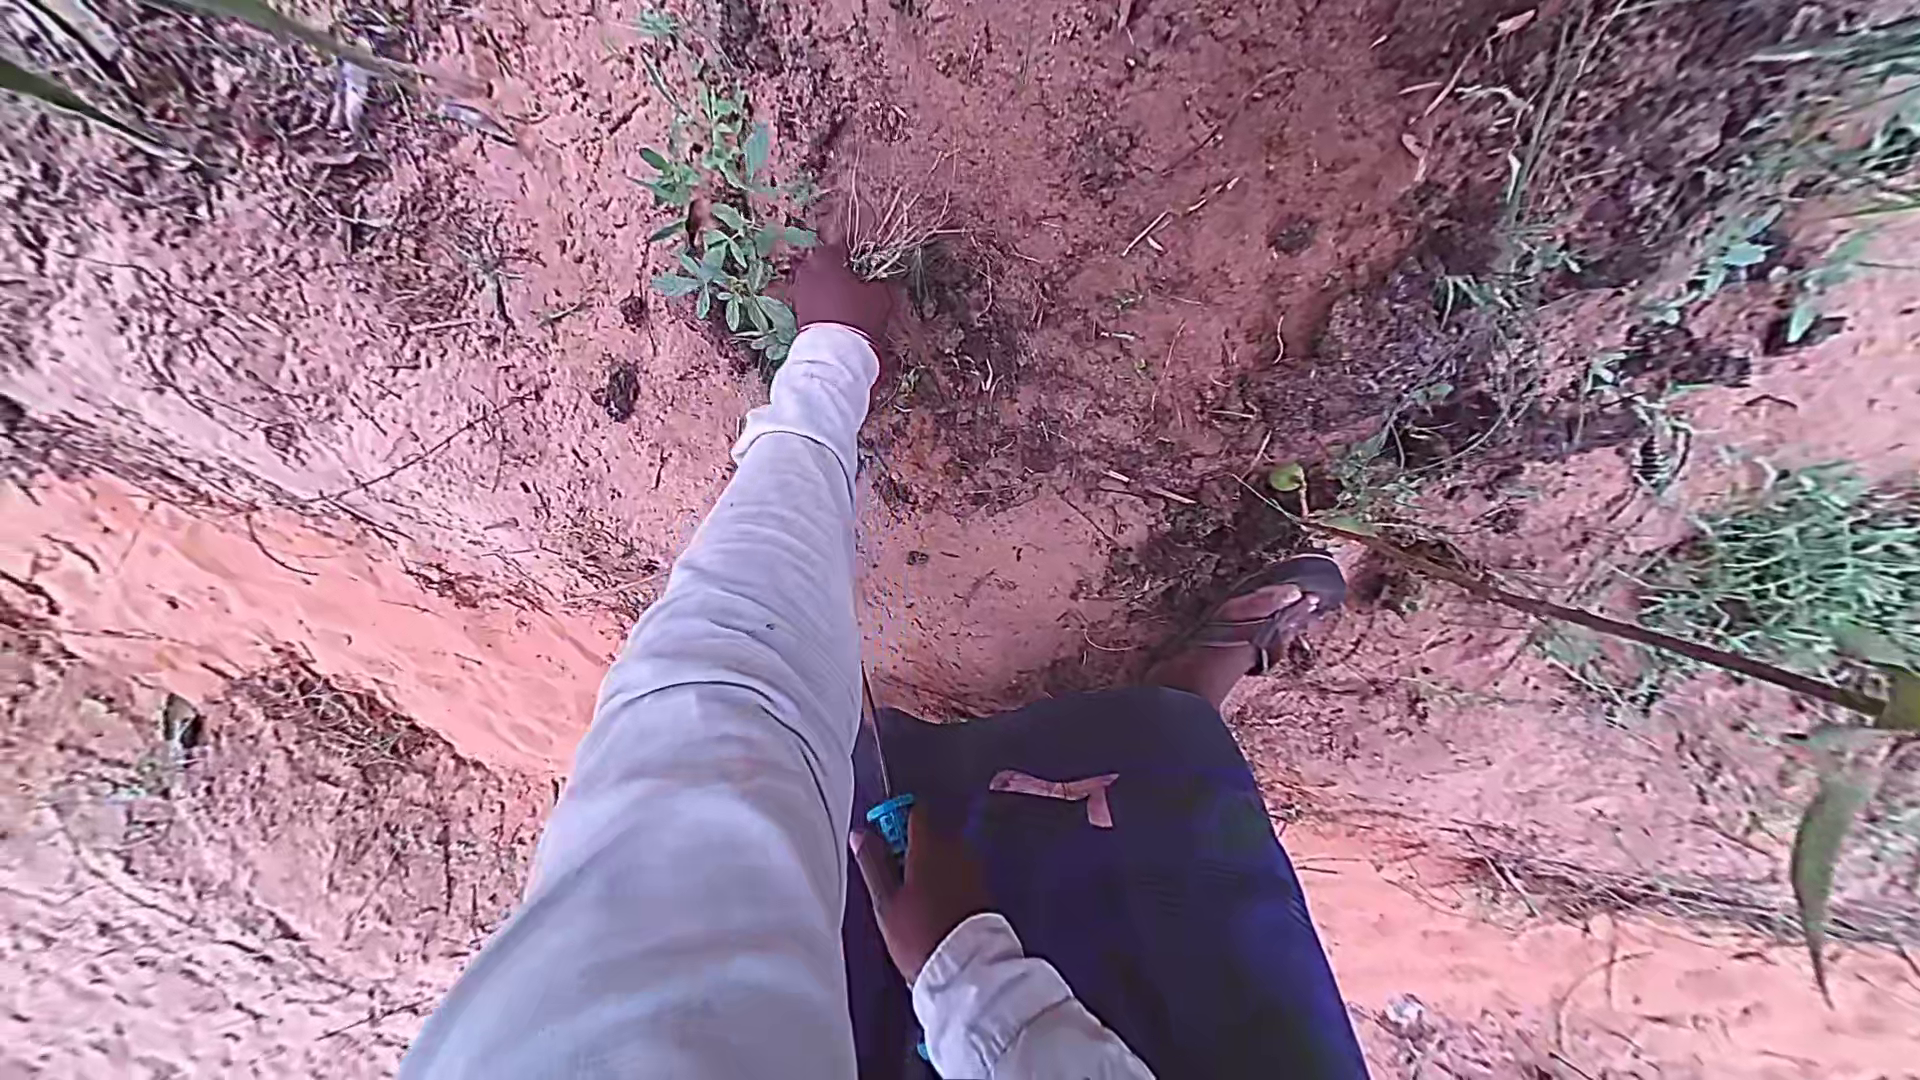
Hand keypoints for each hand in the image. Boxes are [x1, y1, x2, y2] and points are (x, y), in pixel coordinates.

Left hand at [789, 241, 892, 348]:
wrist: (835, 352)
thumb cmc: (858, 316)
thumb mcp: (879, 297)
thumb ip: (880, 283)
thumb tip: (880, 281)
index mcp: (825, 259)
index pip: (839, 248)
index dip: (853, 257)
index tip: (863, 267)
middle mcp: (807, 271)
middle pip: (824, 266)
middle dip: (837, 273)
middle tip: (854, 285)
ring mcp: (799, 292)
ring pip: (817, 285)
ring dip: (828, 290)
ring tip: (845, 303)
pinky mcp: (797, 313)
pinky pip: (813, 303)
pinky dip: (822, 306)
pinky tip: (836, 317)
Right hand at [850, 806, 990, 982]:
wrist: (965, 968)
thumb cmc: (919, 933)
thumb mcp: (886, 901)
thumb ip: (873, 861)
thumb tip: (860, 833)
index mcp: (930, 843)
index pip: (914, 810)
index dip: (896, 820)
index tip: (883, 841)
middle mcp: (955, 845)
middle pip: (930, 830)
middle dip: (911, 845)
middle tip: (894, 876)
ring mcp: (972, 863)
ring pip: (944, 850)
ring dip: (929, 861)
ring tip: (913, 894)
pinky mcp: (982, 883)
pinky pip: (958, 867)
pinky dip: (945, 876)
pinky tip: (934, 902)